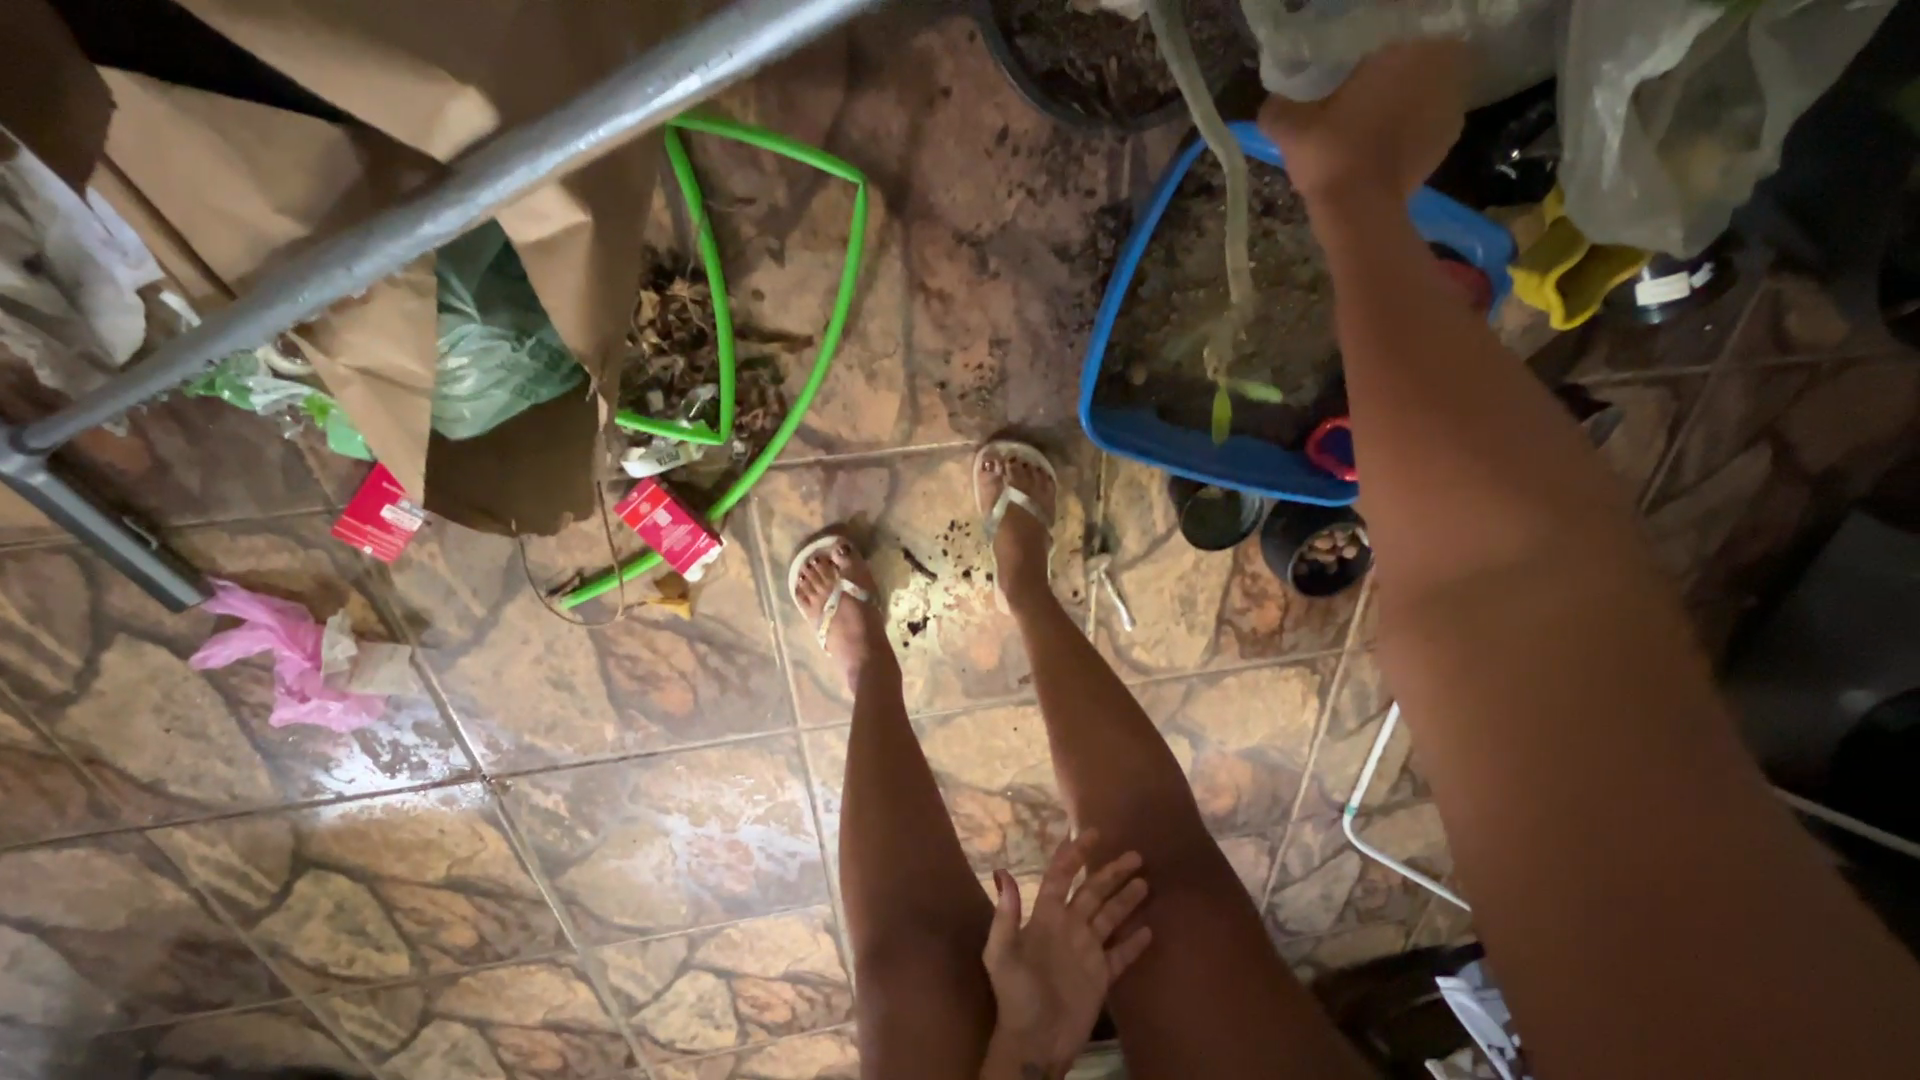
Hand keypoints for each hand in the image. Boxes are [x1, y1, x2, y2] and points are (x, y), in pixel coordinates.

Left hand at [981, 830, 1153, 1072]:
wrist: (1034, 1042)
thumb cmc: (1015, 997)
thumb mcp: (1002, 955)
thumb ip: (1006, 915)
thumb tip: (1002, 872)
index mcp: (1045, 919)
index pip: (1060, 876)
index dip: (1074, 854)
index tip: (1092, 833)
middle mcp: (1067, 928)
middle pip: (1092, 892)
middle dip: (1111, 872)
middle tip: (1135, 855)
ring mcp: (1085, 952)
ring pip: (1109, 917)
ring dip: (1126, 899)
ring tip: (1145, 881)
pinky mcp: (1100, 977)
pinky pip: (1120, 955)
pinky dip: (1133, 942)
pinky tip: (1148, 929)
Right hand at [1258, 39, 1470, 205]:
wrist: (1360, 210)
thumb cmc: (1329, 154)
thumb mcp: (1289, 127)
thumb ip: (1277, 106)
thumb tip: (1273, 103)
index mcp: (1404, 47)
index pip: (1388, 26)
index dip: (1366, 43)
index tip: (1346, 62)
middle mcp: (1439, 65)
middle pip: (1413, 52)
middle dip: (1389, 66)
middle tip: (1358, 85)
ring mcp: (1452, 102)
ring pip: (1424, 84)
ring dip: (1402, 94)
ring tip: (1371, 114)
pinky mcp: (1449, 136)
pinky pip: (1428, 116)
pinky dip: (1410, 123)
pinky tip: (1383, 139)